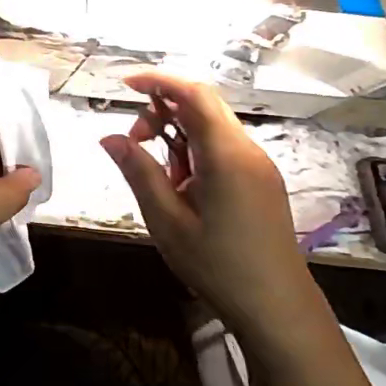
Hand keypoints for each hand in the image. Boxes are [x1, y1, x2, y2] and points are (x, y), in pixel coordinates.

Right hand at [99, 72, 322, 337]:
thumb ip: (139, 172)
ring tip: (161, 179)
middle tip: (135, 143)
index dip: (158, 80)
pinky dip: (196, 152)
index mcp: (225, 155)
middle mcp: (247, 149)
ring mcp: (258, 163)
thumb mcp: (167, 221)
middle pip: (203, 105)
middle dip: (162, 110)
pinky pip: (224, 147)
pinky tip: (184, 187)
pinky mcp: (261, 179)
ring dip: (178, 135)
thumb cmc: (218, 266)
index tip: (125, 83)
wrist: (276, 305)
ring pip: (212, 126)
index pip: (192, 93)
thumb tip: (110, 137)